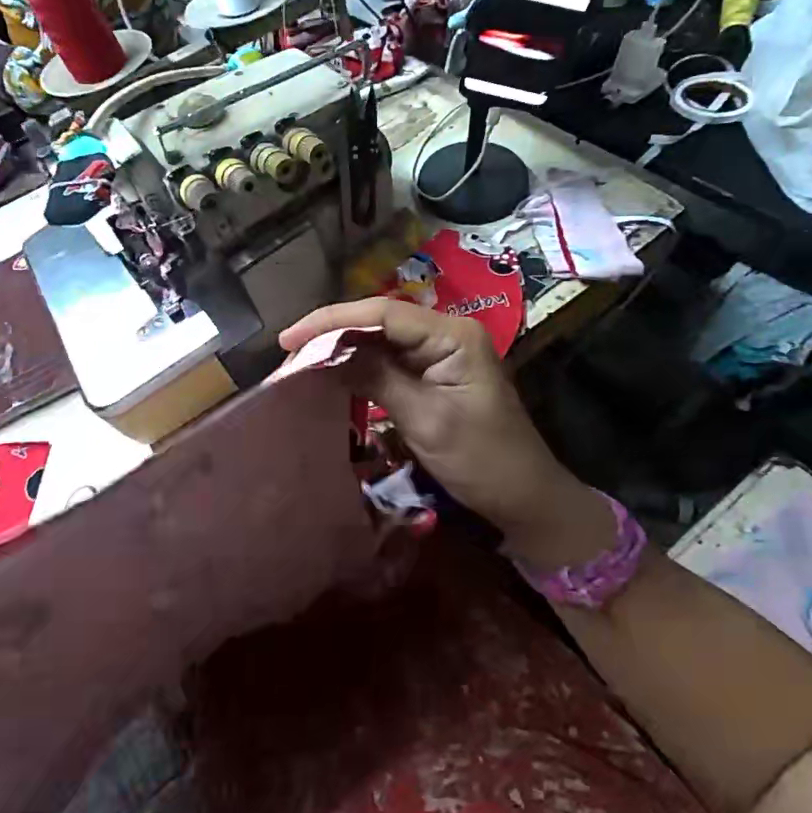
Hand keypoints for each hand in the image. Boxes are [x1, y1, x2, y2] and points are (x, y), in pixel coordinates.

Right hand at [280, 298, 615, 567]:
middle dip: (332, 334)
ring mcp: (440, 355)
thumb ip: (376, 379)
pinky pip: (388, 363)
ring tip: (299, 362)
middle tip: (288, 353)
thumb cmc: (482, 460)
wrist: (524, 498)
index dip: (332, 321)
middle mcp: (446, 334)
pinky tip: (331, 374)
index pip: (383, 314)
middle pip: (379, 322)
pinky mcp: (433, 376)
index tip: (289, 339)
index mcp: (453, 335)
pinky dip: (358, 368)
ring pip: (380, 341)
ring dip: (341, 350)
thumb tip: (323, 354)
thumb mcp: (426, 420)